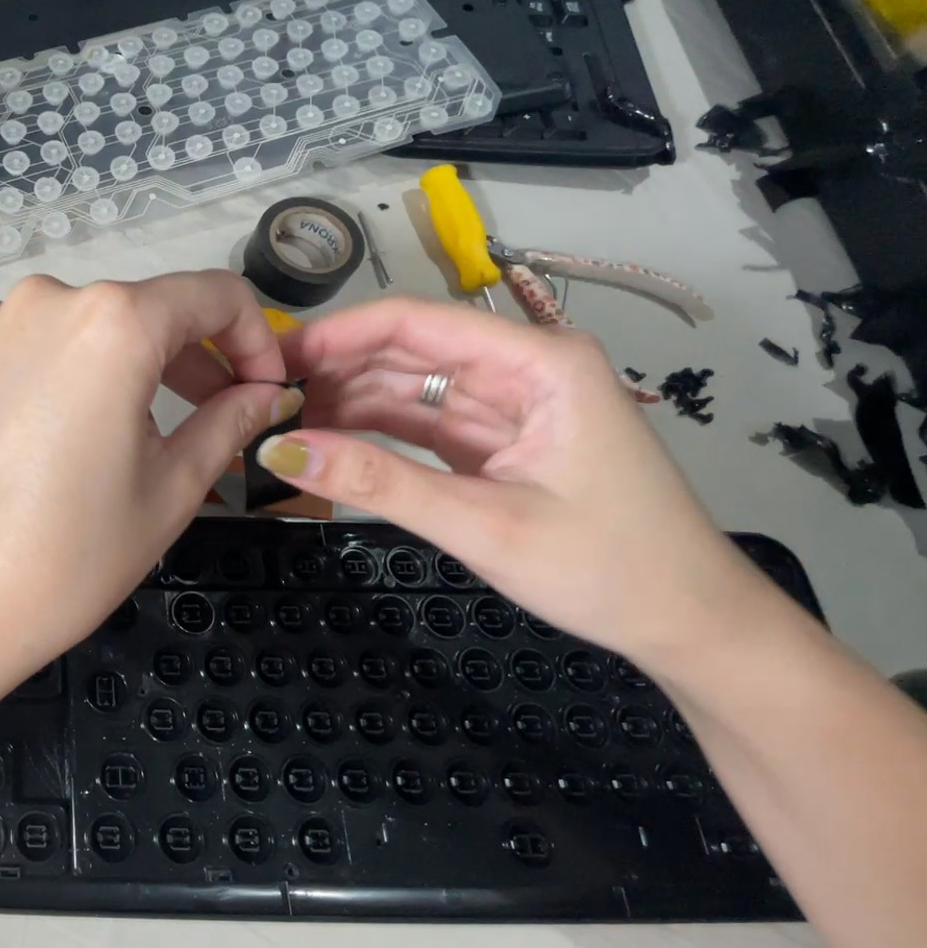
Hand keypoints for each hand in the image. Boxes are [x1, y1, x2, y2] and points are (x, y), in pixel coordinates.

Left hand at [0, 272, 295, 692]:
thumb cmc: (67, 556)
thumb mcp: (171, 488)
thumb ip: (229, 422)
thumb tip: (264, 395)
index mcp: (110, 324)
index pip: (212, 294)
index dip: (253, 337)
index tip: (261, 385)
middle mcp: (44, 302)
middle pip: (143, 309)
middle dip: (191, 356)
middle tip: (216, 412)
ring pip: (86, 327)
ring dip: (130, 364)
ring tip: (143, 428)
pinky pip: (36, 347)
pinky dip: (71, 371)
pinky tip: (73, 431)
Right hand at [256, 297, 775, 664]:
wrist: (688, 624)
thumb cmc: (608, 569)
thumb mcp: (483, 526)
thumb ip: (377, 483)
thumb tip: (277, 451)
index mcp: (538, 363)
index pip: (415, 322)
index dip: (334, 335)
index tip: (268, 361)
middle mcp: (519, 368)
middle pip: (403, 349)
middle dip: (330, 370)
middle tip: (259, 399)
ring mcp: (504, 403)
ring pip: (403, 383)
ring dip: (341, 401)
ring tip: (277, 422)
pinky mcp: (490, 438)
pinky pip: (415, 419)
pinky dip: (367, 429)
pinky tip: (321, 439)